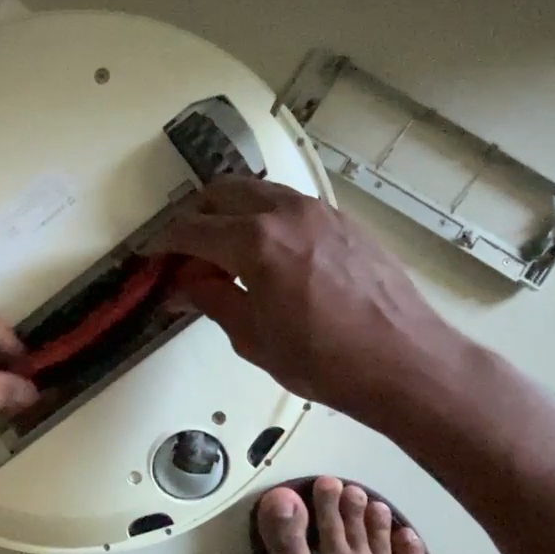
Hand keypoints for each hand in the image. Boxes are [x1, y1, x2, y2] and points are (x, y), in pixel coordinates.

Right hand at [153, 176, 469, 425]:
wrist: (402, 362)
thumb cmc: (326, 360)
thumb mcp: (253, 337)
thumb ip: (213, 300)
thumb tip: (185, 286)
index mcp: (256, 243)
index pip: (192, 229)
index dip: (164, 243)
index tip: (152, 256)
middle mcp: (286, 214)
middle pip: (222, 192)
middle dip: (195, 217)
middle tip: (183, 252)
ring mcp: (319, 213)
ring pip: (258, 192)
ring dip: (231, 213)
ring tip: (223, 254)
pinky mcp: (343, 222)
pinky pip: (289, 205)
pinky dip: (264, 219)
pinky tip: (264, 256)